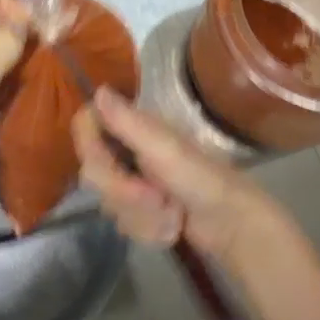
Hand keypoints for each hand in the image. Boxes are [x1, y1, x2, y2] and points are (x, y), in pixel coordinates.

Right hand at [73, 88, 284, 261]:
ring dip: (141, 216)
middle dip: (124, 193)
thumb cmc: (201, 177)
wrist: (233, 224)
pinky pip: (123, 223)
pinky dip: (149, 230)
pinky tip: (172, 227)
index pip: (86, 125)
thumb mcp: (165, 149)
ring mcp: (133, 180)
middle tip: (155, 198)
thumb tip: (97, 89)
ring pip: (108, 202)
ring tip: (172, 214)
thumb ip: (128, 123)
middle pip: (93, 169)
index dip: (91, 149)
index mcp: (132, 125)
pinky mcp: (140, 209)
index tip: (109, 167)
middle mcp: (127, 149)